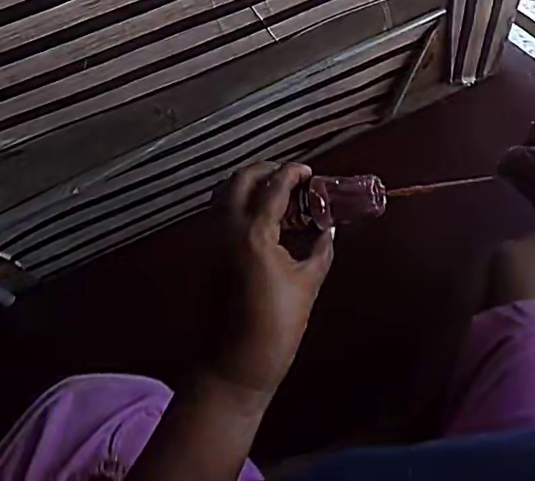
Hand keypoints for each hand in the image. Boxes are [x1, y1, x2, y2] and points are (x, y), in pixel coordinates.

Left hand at [199, 161, 334, 402]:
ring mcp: (212, 234)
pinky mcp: (206, 247)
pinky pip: (219, 209)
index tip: (309, 170)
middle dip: (266, 170)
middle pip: (242, 178)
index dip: (293, 172)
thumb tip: (328, 229)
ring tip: (275, 193)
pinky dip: (237, 200)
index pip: (274, 186)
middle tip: (290, 178)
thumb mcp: (307, 285)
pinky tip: (259, 216)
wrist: (233, 363)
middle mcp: (227, 224)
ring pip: (225, 190)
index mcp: (254, 231)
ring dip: (248, 183)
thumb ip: (319, 250)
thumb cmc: (275, 328)